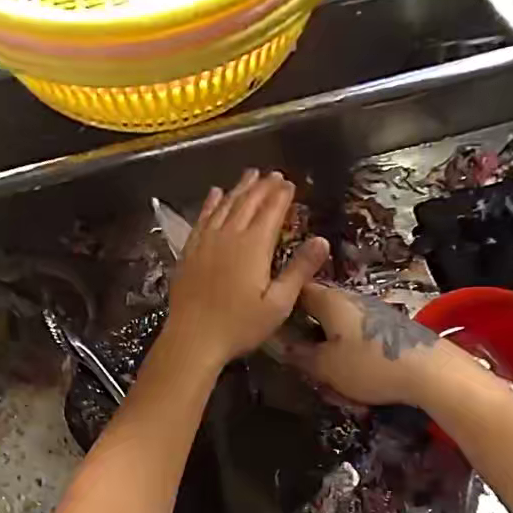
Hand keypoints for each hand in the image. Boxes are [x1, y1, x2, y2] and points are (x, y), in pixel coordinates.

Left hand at [164, 170, 330, 368]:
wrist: (192, 338)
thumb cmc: (239, 326)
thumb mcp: (278, 304)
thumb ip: (299, 270)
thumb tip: (322, 240)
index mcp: (253, 247)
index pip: (271, 212)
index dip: (281, 196)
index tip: (290, 184)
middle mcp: (229, 236)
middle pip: (248, 203)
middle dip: (262, 186)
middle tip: (273, 174)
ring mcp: (206, 241)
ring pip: (225, 206)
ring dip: (239, 188)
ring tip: (250, 175)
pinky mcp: (190, 251)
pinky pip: (203, 218)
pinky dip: (212, 203)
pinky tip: (215, 194)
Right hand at [282, 283, 485, 405]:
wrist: (430, 372)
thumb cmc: (370, 365)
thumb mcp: (326, 367)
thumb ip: (301, 356)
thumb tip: (284, 347)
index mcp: (331, 301)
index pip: (298, 291)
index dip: (284, 308)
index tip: (275, 331)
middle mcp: (353, 301)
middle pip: (320, 317)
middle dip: (312, 347)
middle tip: (310, 373)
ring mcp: (375, 315)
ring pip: (342, 337)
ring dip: (336, 362)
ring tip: (341, 391)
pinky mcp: (392, 333)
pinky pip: (363, 346)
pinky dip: (356, 365)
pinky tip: (363, 389)